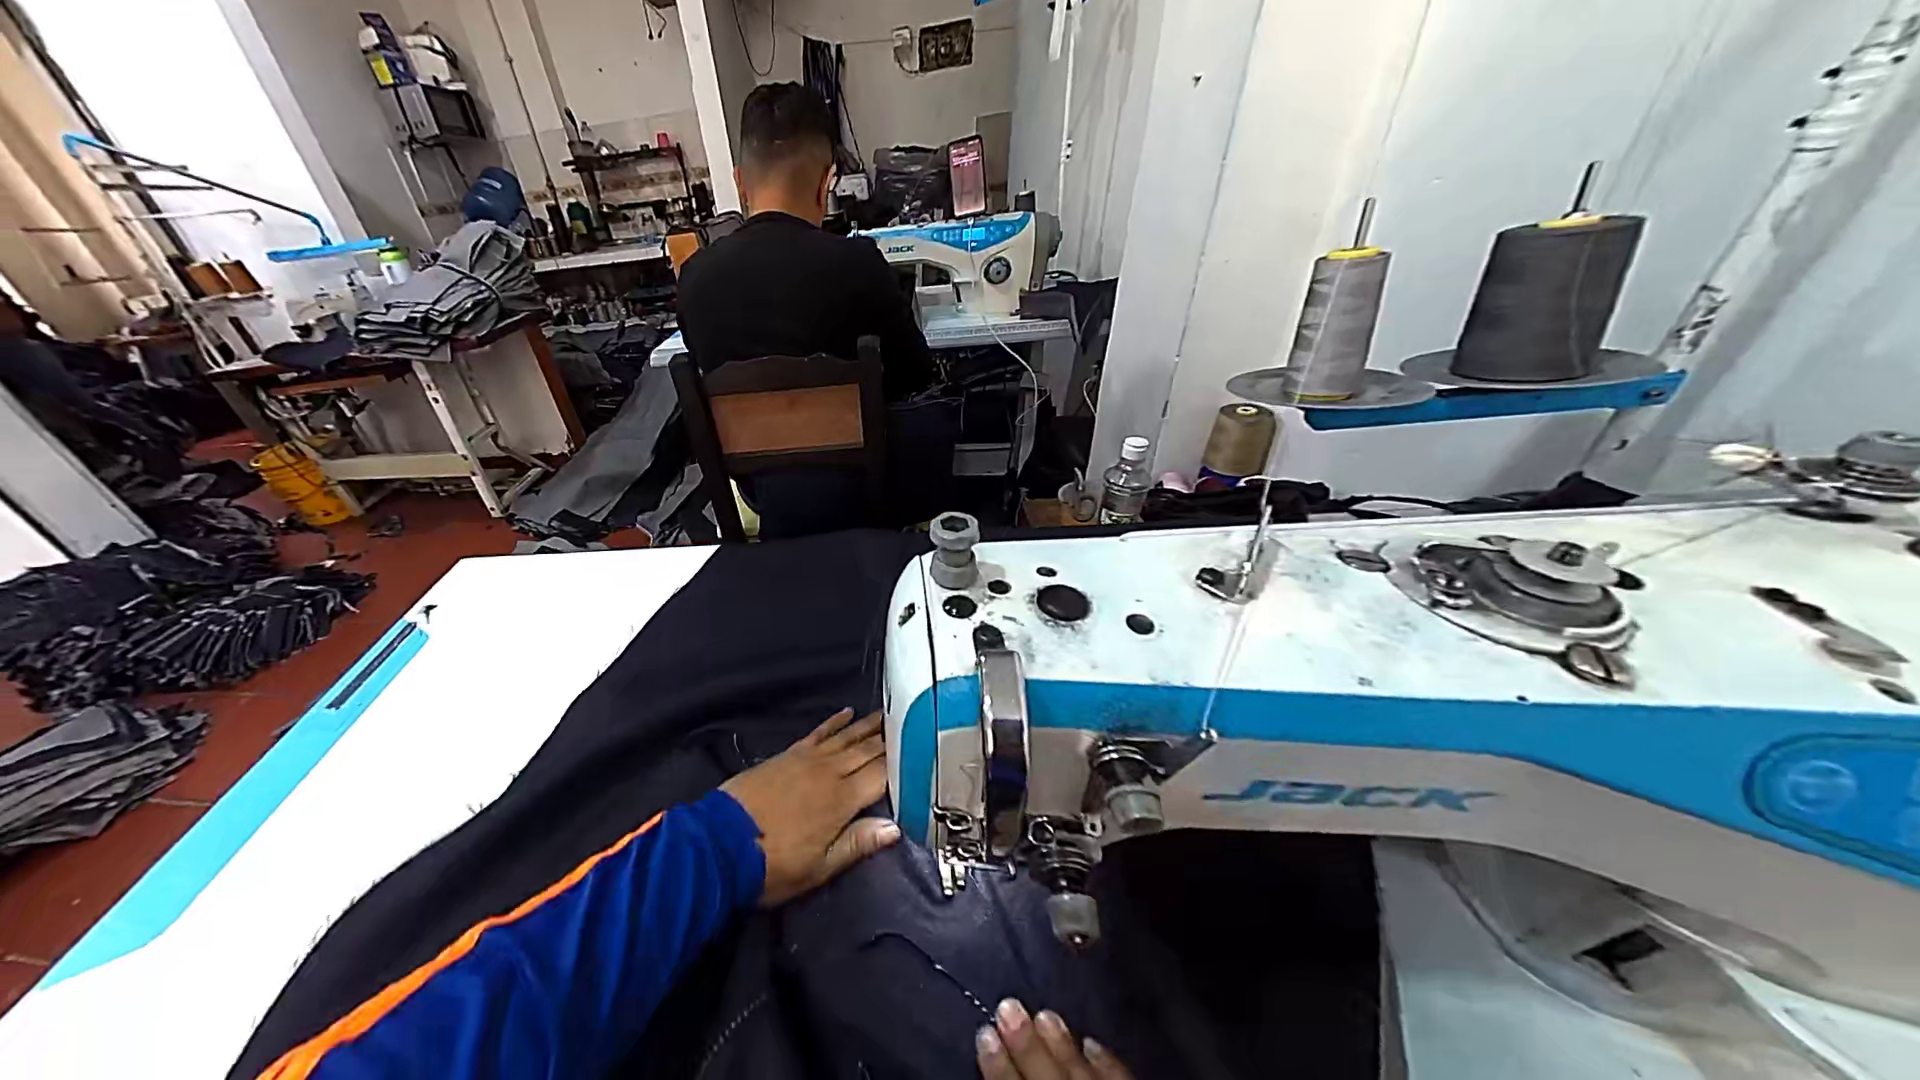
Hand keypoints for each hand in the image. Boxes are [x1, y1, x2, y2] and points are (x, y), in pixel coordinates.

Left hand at [720, 708, 900, 906]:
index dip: (903, 763)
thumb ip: (858, 843)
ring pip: (847, 737)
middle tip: (913, 724)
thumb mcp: (819, 867)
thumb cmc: (772, 864)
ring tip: (889, 715)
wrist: (719, 844)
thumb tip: (896, 827)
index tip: (923, 751)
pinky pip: (818, 733)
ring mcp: (808, 760)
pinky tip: (846, 712)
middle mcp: (831, 772)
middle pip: (868, 751)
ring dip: (869, 726)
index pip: (882, 774)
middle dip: (891, 740)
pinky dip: (834, 722)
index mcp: (843, 800)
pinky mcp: (788, 755)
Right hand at [976, 999, 1131, 1079]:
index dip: (997, 1065)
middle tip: (1008, 1005)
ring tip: (1045, 1014)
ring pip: (1081, 1072)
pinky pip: (1120, 1078)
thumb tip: (993, 1050)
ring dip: (1062, 1044)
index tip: (983, 1032)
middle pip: (1046, 1076)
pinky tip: (1091, 1042)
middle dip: (1027, 1043)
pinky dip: (1105, 1061)